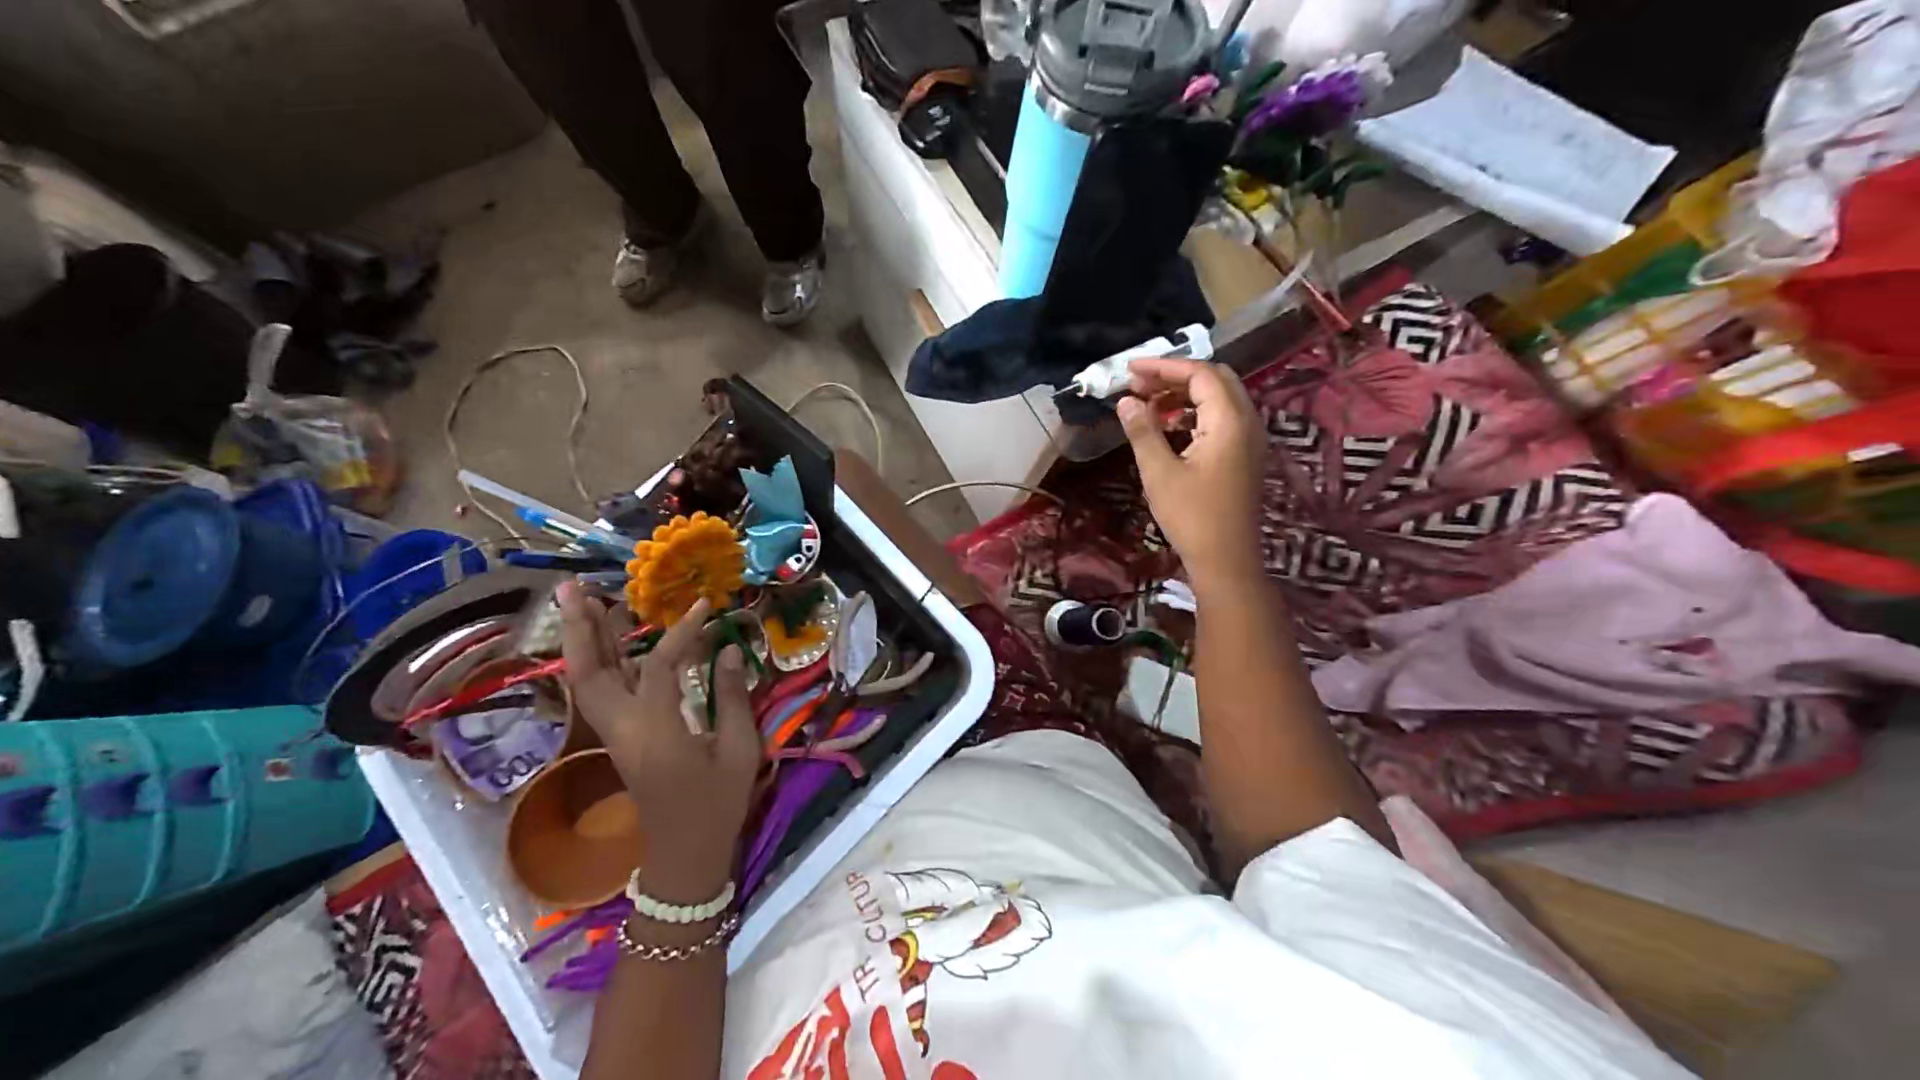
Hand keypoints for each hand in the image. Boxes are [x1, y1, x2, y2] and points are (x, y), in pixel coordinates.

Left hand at [558, 586, 760, 902]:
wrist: (685, 856)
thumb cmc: (718, 805)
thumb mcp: (740, 751)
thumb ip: (732, 697)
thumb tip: (727, 650)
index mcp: (657, 732)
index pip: (661, 667)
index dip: (682, 632)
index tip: (703, 606)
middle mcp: (623, 729)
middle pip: (589, 673)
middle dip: (581, 628)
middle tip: (574, 588)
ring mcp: (615, 736)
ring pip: (586, 681)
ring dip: (582, 641)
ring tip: (580, 601)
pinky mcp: (619, 740)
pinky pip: (600, 692)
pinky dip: (598, 661)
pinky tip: (608, 640)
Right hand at [1117, 357, 1263, 588]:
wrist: (1227, 561)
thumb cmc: (1192, 517)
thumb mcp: (1159, 473)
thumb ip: (1143, 431)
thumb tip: (1126, 402)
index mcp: (1230, 421)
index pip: (1200, 374)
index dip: (1163, 367)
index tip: (1130, 371)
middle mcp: (1248, 422)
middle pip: (1215, 379)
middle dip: (1175, 376)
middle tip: (1138, 385)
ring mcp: (1250, 440)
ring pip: (1220, 399)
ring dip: (1184, 395)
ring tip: (1148, 405)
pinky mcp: (1245, 456)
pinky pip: (1222, 419)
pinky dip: (1195, 414)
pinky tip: (1169, 428)